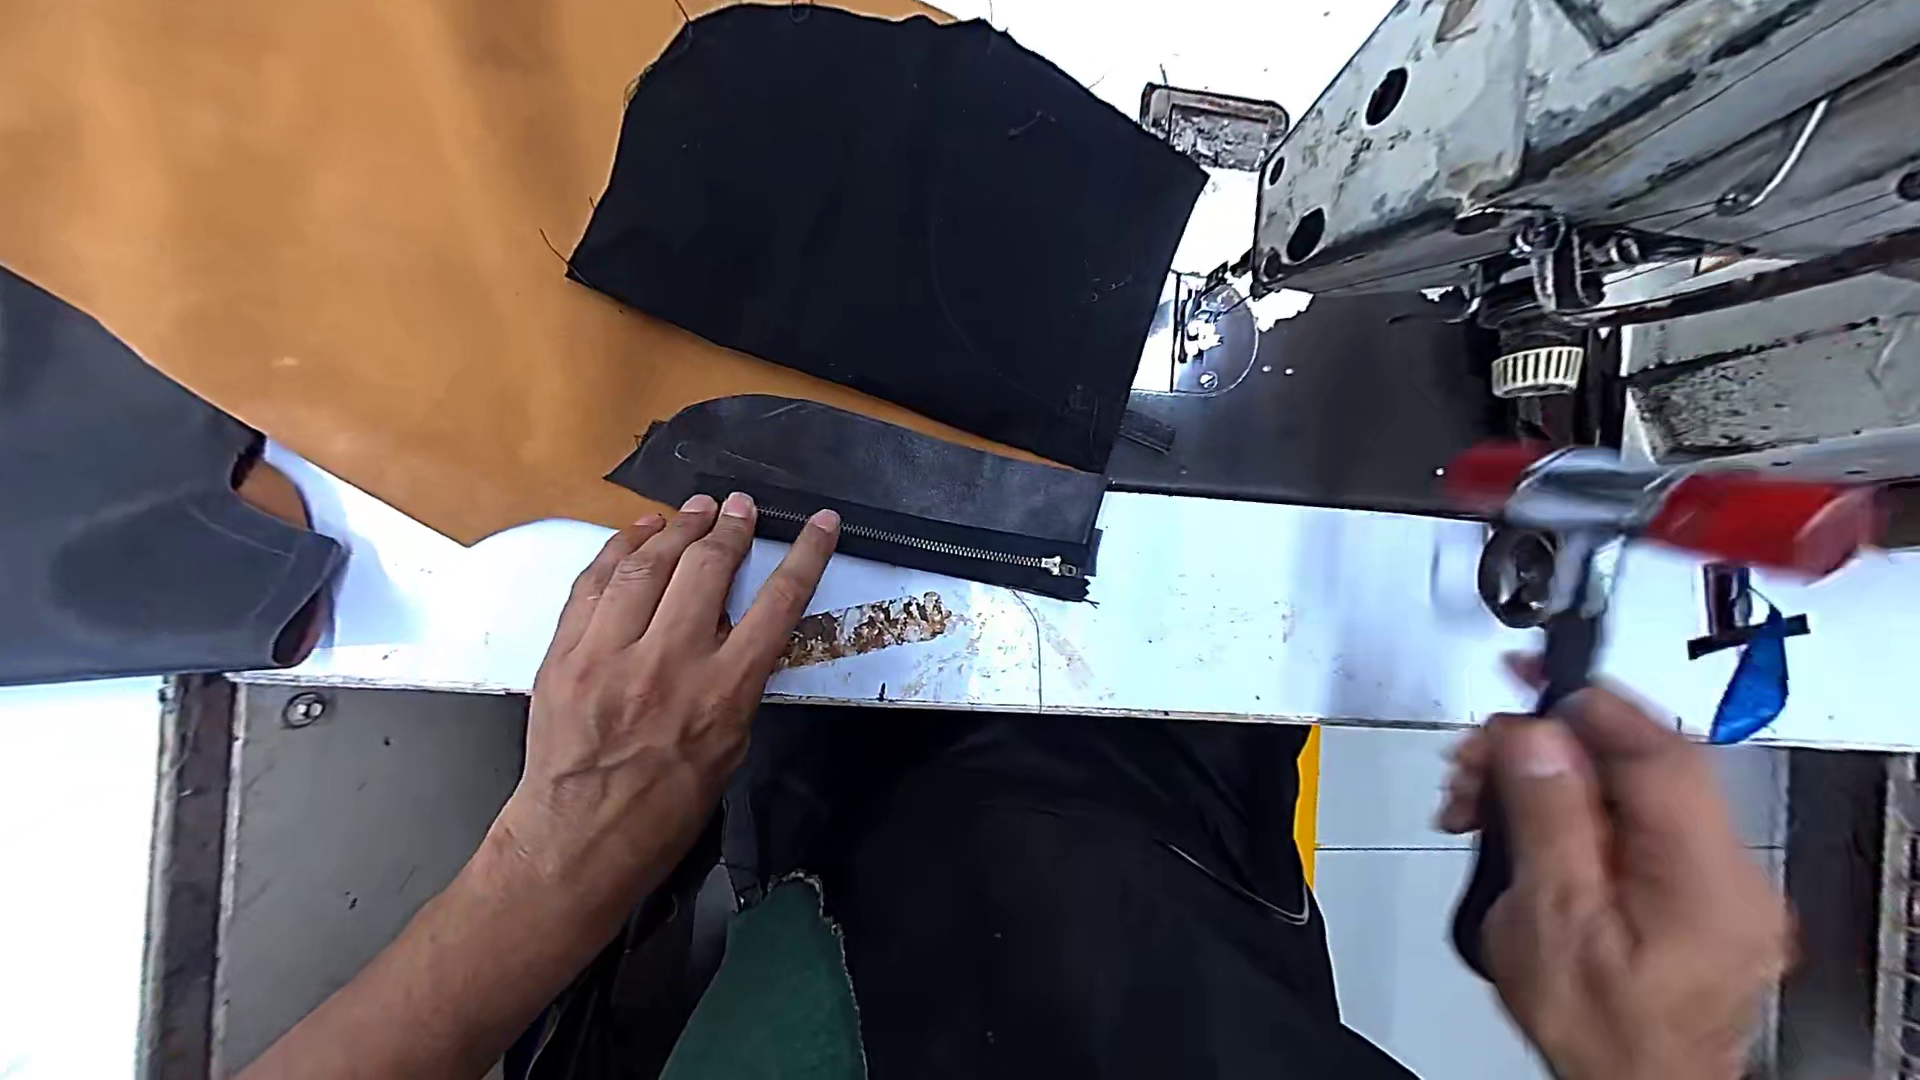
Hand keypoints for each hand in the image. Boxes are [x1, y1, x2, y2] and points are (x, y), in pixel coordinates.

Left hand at [495, 492, 839, 912]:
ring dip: (678, 527)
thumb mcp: (734, 741)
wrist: (578, 842)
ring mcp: (610, 655)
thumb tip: (740, 628)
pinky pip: (592, 584)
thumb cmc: (670, 803)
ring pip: (647, 565)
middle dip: (732, 526)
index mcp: (725, 690)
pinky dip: (618, 548)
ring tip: (697, 508)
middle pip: (707, 567)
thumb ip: (742, 677)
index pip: (779, 601)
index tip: (820, 524)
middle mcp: (670, 662)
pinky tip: (639, 531)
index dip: (807, 553)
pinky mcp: (564, 655)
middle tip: (741, 506)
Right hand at [1439, 675, 1790, 1079]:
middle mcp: (1713, 871)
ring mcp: (1689, 874)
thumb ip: (1546, 815)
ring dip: (1524, 771)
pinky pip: (1599, 809)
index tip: (1531, 672)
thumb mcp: (1552, 910)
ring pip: (1603, 781)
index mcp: (1702, 880)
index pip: (1660, 755)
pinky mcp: (1658, 877)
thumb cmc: (1593, 1019)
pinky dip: (1538, 798)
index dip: (1591, 701)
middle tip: (1473, 757)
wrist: (1619, 1079)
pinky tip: (1496, 815)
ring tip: (1470, 794)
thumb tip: (1535, 738)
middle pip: (1624, 762)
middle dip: (1533, 743)